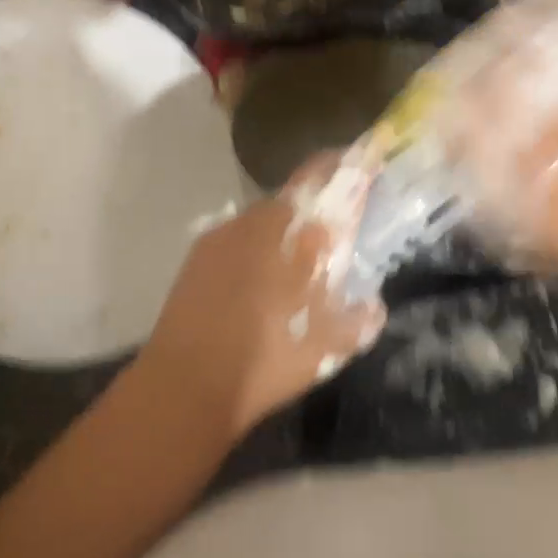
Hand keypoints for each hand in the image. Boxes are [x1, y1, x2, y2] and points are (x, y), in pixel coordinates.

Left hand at [136, 158, 385, 435]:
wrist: (182, 388)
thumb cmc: (263, 359)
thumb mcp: (325, 347)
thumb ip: (357, 320)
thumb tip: (375, 305)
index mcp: (287, 227)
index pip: (317, 176)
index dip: (341, 169)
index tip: (362, 169)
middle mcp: (250, 221)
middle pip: (289, 204)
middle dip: (311, 220)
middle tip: (329, 249)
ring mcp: (217, 240)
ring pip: (259, 227)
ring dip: (279, 242)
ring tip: (292, 279)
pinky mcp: (193, 263)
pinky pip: (234, 247)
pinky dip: (251, 259)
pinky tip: (256, 295)